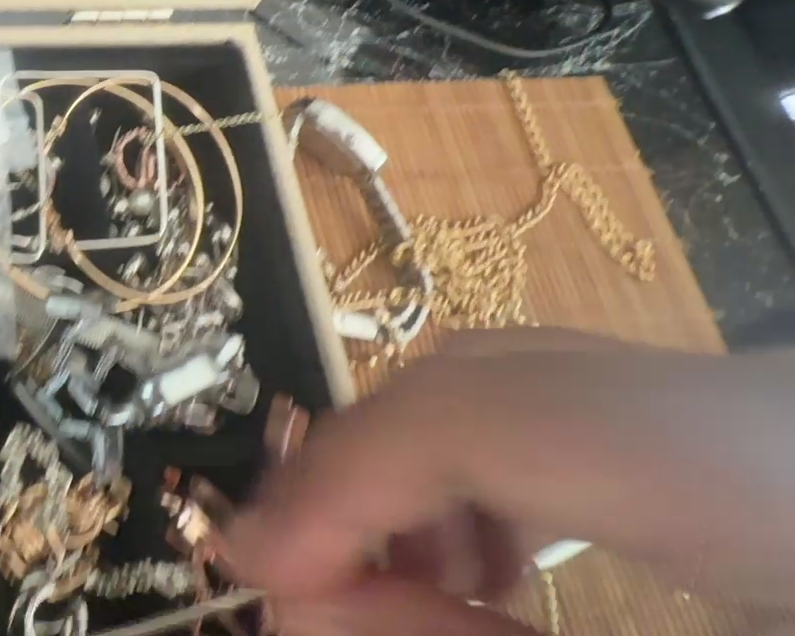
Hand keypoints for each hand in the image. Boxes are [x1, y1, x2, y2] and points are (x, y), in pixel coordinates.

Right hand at [225, 330, 794, 635]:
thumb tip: (303, 611)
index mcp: (758, 473)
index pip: (480, 418)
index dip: (340, 486)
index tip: (253, 575)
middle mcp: (743, 404)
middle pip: (476, 387)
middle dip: (361, 486)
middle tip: (301, 586)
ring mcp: (740, 404)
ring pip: (506, 388)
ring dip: (415, 483)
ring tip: (392, 588)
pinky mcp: (735, 427)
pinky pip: (560, 413)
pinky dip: (484, 479)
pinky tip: (486, 564)